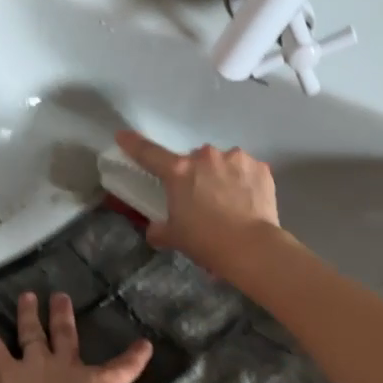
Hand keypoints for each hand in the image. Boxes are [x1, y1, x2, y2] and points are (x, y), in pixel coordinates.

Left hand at [0, 293, 199, 382]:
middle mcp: (68, 367)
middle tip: (63, 296)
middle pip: (68, 338)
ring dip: (31, 314)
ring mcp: (36, 367)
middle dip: (67, 317)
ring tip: (29, 296)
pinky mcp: (7, 375)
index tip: (144, 344)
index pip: (124, 368)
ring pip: (33, 334)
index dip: (136, 356)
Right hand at [115, 130, 281, 272]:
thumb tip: (155, 228)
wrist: (251, 247)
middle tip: (199, 200)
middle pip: (193, 160)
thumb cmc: (205, 241)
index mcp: (179, 171)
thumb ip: (158, 229)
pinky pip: (246, 171)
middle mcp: (206, 157)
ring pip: (222, 163)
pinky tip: (246, 202)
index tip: (123, 135)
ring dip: (220, 176)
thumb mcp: (173, 237)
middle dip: (194, 175)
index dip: (133, 144)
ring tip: (228, 203)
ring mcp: (236, 158)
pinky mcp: (260, 167)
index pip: (149, 153)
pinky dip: (243, 182)